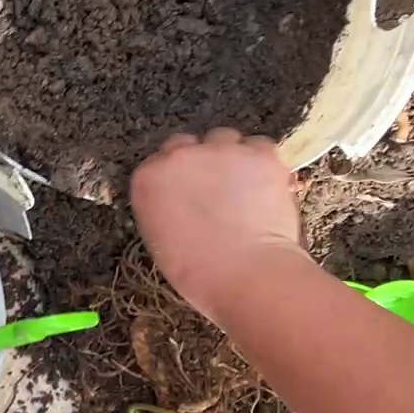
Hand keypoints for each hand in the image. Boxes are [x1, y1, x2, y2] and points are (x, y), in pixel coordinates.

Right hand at [130, 128, 309, 321]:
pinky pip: (259, 146)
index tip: (186, 192)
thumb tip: (183, 201)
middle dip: (198, 160)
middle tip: (213, 188)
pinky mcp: (260, 154)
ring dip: (230, 156)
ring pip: (225, 138)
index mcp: (148, 178)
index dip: (175, 177)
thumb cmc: (197, 271)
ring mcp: (221, 151)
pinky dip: (262, 161)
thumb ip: (164, 206)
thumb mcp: (160, 237)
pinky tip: (265, 185)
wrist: (246, 273)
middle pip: (188, 143)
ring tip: (243, 185)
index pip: (158, 162)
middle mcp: (180, 156)